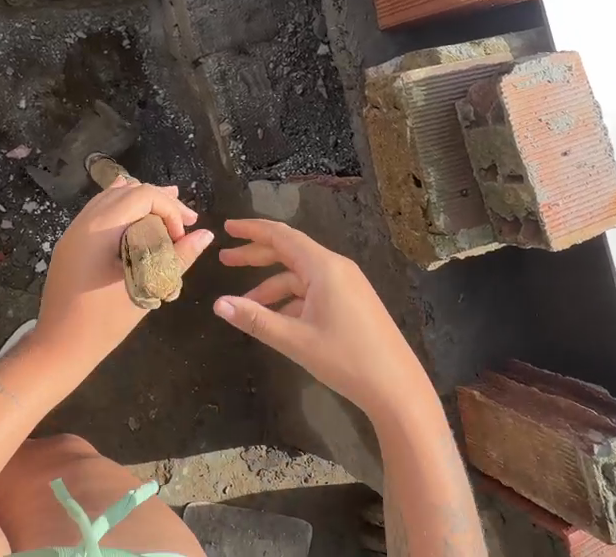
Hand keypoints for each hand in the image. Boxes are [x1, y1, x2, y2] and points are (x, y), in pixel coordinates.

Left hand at [30, 181, 213, 378]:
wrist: (58, 349)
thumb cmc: (103, 323)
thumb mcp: (146, 289)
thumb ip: (177, 258)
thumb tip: (206, 235)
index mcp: (99, 228)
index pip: (143, 196)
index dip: (169, 210)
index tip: (181, 238)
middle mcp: (84, 221)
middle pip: (129, 191)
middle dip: (161, 202)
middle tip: (188, 220)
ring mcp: (74, 230)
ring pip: (114, 197)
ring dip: (144, 202)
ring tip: (171, 209)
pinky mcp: (73, 242)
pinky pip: (101, 211)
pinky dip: (125, 209)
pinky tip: (139, 214)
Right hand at [213, 218, 427, 419]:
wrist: (397, 387)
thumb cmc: (346, 359)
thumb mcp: (295, 340)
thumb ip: (255, 320)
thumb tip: (218, 304)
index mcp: (324, 267)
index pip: (281, 236)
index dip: (252, 230)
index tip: (228, 228)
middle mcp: (336, 267)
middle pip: (289, 251)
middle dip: (256, 255)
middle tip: (225, 260)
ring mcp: (347, 284)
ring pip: (300, 274)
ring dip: (272, 284)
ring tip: (244, 302)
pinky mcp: (352, 301)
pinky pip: (314, 290)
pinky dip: (291, 299)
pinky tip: (275, 319)